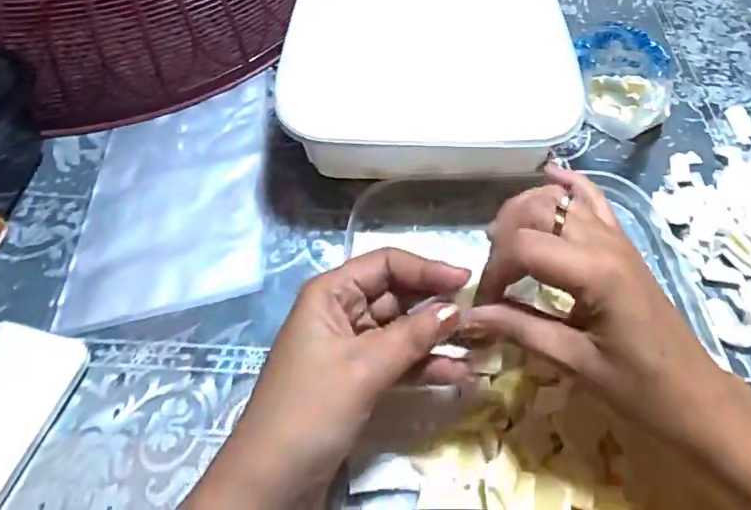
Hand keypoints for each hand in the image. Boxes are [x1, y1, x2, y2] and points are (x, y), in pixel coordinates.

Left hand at [184, 249, 470, 507]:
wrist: (269, 485)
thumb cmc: (310, 410)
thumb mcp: (363, 369)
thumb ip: (411, 336)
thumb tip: (455, 307)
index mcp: (332, 292)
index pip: (386, 264)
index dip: (426, 268)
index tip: (467, 278)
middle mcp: (341, 311)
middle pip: (396, 295)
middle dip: (436, 304)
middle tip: (481, 313)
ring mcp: (350, 347)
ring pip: (401, 330)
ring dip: (435, 338)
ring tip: (478, 345)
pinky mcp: (358, 379)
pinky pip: (397, 361)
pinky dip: (423, 365)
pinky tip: (457, 373)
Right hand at [463, 165, 725, 437]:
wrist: (696, 395)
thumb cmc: (639, 388)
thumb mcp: (576, 363)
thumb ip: (521, 329)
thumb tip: (471, 316)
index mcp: (594, 273)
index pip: (524, 247)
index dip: (494, 270)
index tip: (484, 302)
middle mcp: (603, 241)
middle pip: (535, 210)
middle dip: (503, 236)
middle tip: (493, 274)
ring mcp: (615, 236)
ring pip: (558, 198)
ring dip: (524, 209)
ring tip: (504, 240)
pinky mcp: (622, 240)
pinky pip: (593, 197)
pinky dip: (568, 184)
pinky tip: (549, 176)